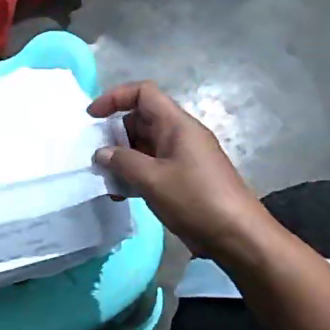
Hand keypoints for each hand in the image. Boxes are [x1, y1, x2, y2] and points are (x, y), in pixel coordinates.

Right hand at [88, 81, 263, 253]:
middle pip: (140, 120)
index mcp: (177, 125)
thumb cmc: (196, 200)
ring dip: (121, 159)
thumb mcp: (152, 179)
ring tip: (105, 180)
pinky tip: (121, 195)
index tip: (92, 117)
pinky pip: (151, 167)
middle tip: (95, 156)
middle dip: (114, 134)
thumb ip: (122, 162)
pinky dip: (133, 175)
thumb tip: (101, 153)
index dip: (115, 97)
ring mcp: (182, 158)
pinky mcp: (181, 179)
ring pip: (143, 146)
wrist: (237, 236)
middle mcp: (180, 136)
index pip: (144, 93)